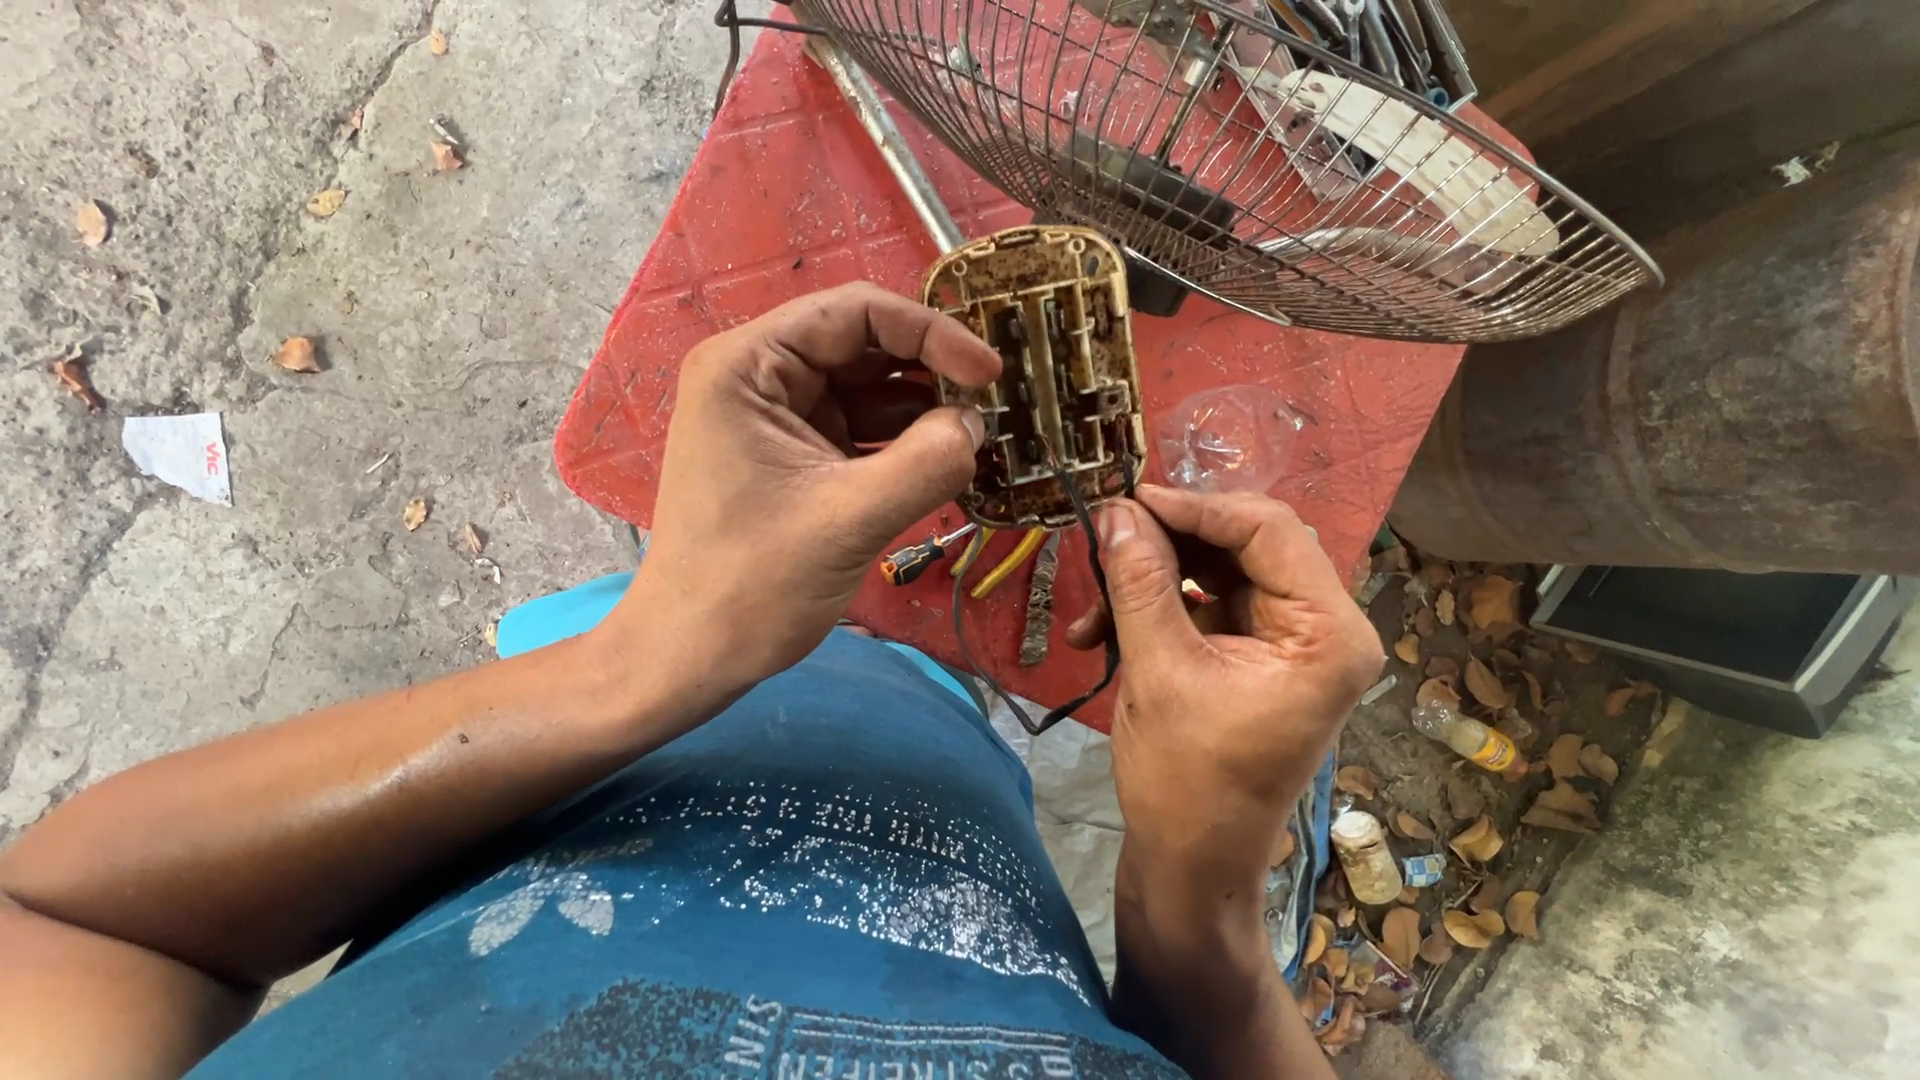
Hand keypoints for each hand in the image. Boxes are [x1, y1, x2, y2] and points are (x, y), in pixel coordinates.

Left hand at [601, 284, 1001, 689]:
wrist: (694, 655)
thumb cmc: (753, 586)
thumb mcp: (850, 520)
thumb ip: (926, 463)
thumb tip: (975, 426)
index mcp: (749, 366)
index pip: (855, 313)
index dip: (931, 333)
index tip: (990, 375)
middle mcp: (760, 377)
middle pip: (864, 347)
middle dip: (931, 374)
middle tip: (992, 408)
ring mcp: (778, 419)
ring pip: (868, 392)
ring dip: (923, 413)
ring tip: (977, 440)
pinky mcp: (795, 459)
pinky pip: (861, 433)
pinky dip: (904, 446)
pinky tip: (945, 464)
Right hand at [1068, 487, 1383, 854]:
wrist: (1190, 859)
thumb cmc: (1185, 779)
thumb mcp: (1158, 670)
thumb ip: (1138, 582)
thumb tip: (1116, 510)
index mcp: (1327, 632)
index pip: (1268, 530)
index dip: (1196, 507)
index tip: (1129, 500)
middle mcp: (1321, 626)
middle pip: (1244, 543)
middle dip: (1168, 544)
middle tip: (1106, 542)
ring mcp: (1287, 639)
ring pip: (1216, 569)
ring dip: (1150, 580)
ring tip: (1091, 609)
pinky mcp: (1254, 651)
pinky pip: (1203, 602)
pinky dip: (1154, 608)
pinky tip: (1099, 632)